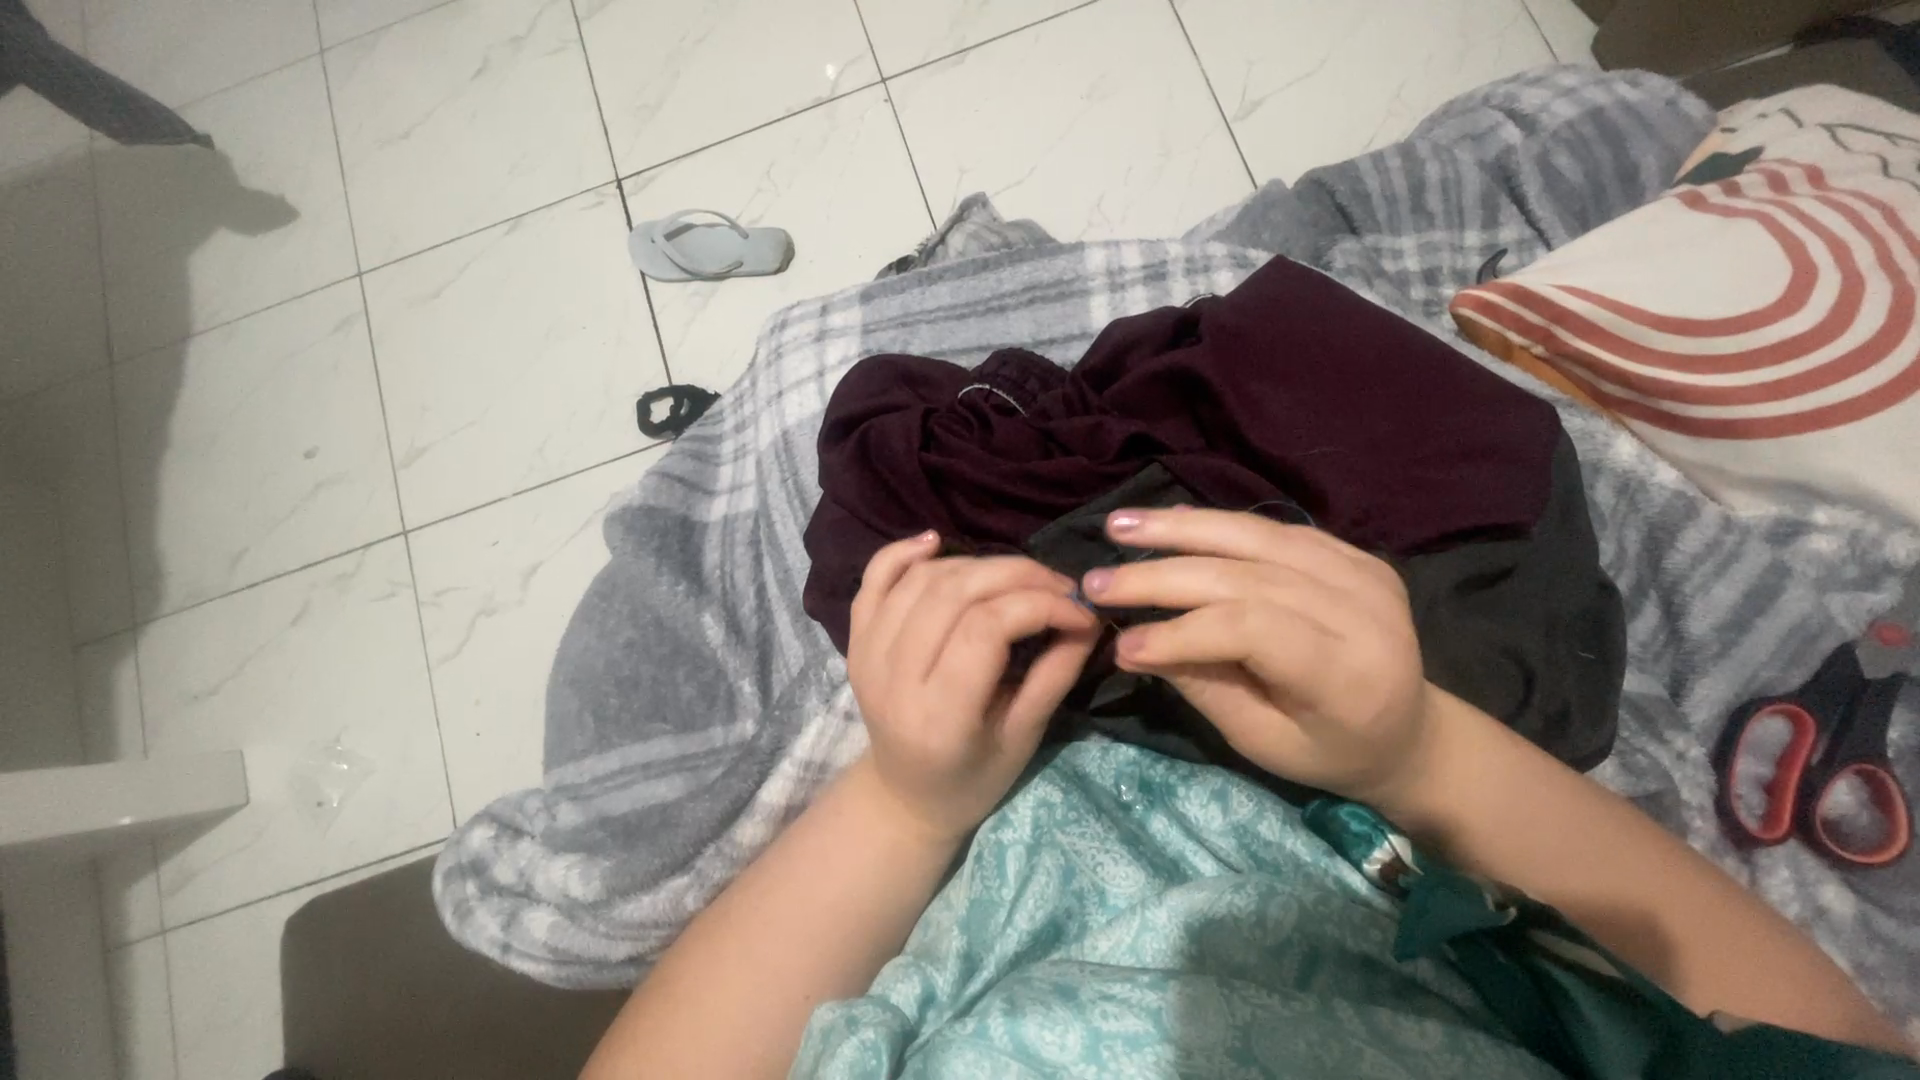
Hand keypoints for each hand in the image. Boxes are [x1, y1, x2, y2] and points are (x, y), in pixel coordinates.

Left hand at [848, 532, 1099, 840]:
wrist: (904, 795)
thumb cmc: (973, 778)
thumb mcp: (1024, 737)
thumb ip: (1054, 674)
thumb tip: (1087, 616)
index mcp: (938, 715)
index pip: (986, 628)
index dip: (1039, 604)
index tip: (1079, 611)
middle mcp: (892, 678)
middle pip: (954, 593)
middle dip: (1017, 575)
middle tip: (1060, 585)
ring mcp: (866, 654)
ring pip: (922, 579)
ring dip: (977, 563)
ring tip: (1020, 578)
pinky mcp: (855, 640)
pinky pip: (874, 580)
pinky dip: (903, 552)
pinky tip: (938, 541)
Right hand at [1081, 508, 1433, 805]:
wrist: (1410, 729)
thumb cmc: (1329, 751)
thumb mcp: (1262, 740)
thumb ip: (1203, 686)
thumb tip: (1132, 645)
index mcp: (1348, 673)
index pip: (1252, 630)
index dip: (1182, 630)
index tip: (1121, 643)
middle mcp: (1363, 609)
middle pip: (1246, 575)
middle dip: (1162, 576)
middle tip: (1095, 580)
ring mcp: (1362, 571)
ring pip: (1257, 536)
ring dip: (1180, 528)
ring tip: (1119, 526)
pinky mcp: (1353, 553)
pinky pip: (1273, 529)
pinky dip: (1215, 525)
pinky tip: (1168, 520)